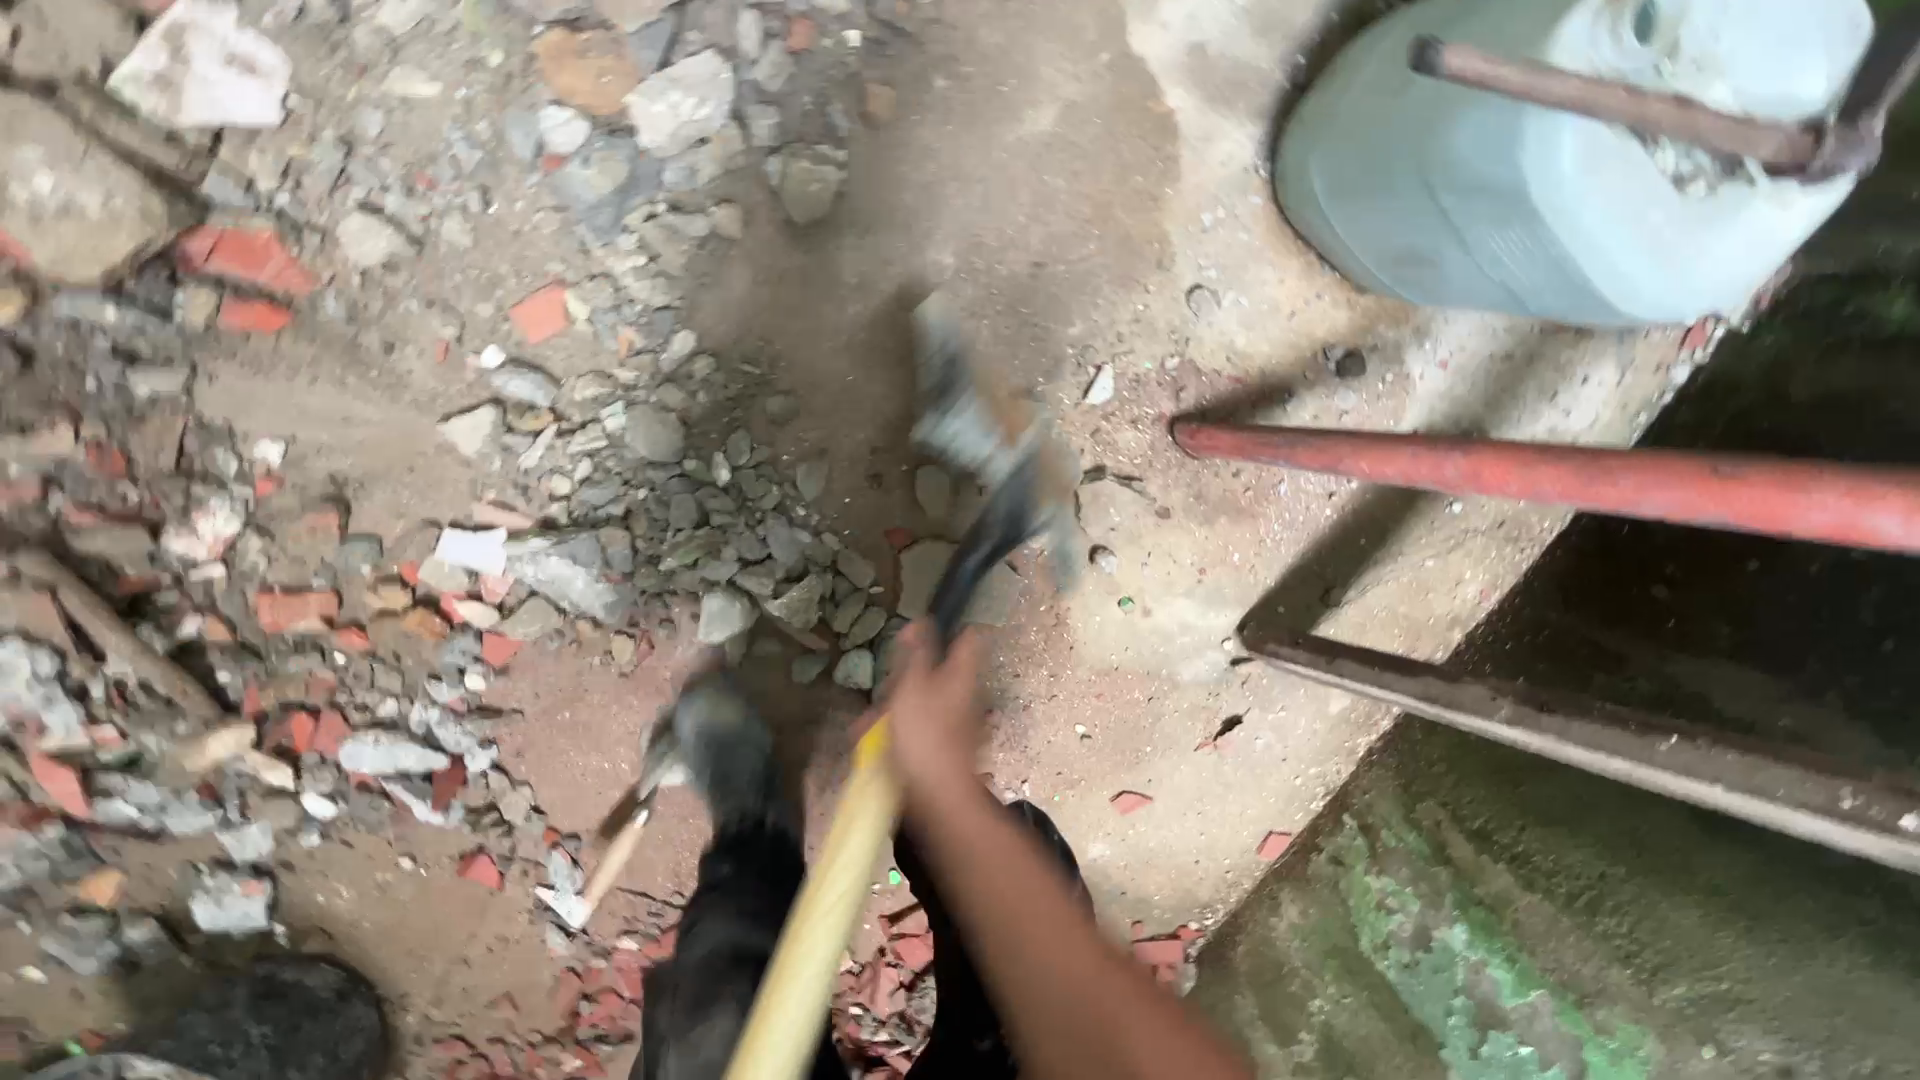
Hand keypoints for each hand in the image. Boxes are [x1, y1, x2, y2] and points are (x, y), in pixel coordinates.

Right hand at [876, 621, 987, 801]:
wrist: (939, 799)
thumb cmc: (924, 736)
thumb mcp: (912, 685)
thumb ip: (915, 652)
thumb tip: (920, 620)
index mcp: (963, 675)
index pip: (968, 638)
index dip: (949, 630)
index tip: (922, 635)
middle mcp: (968, 697)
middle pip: (938, 675)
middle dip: (906, 681)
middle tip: (885, 693)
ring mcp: (961, 726)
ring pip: (925, 705)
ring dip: (896, 712)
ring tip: (869, 728)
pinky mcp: (949, 751)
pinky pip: (923, 732)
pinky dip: (902, 735)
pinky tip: (879, 748)